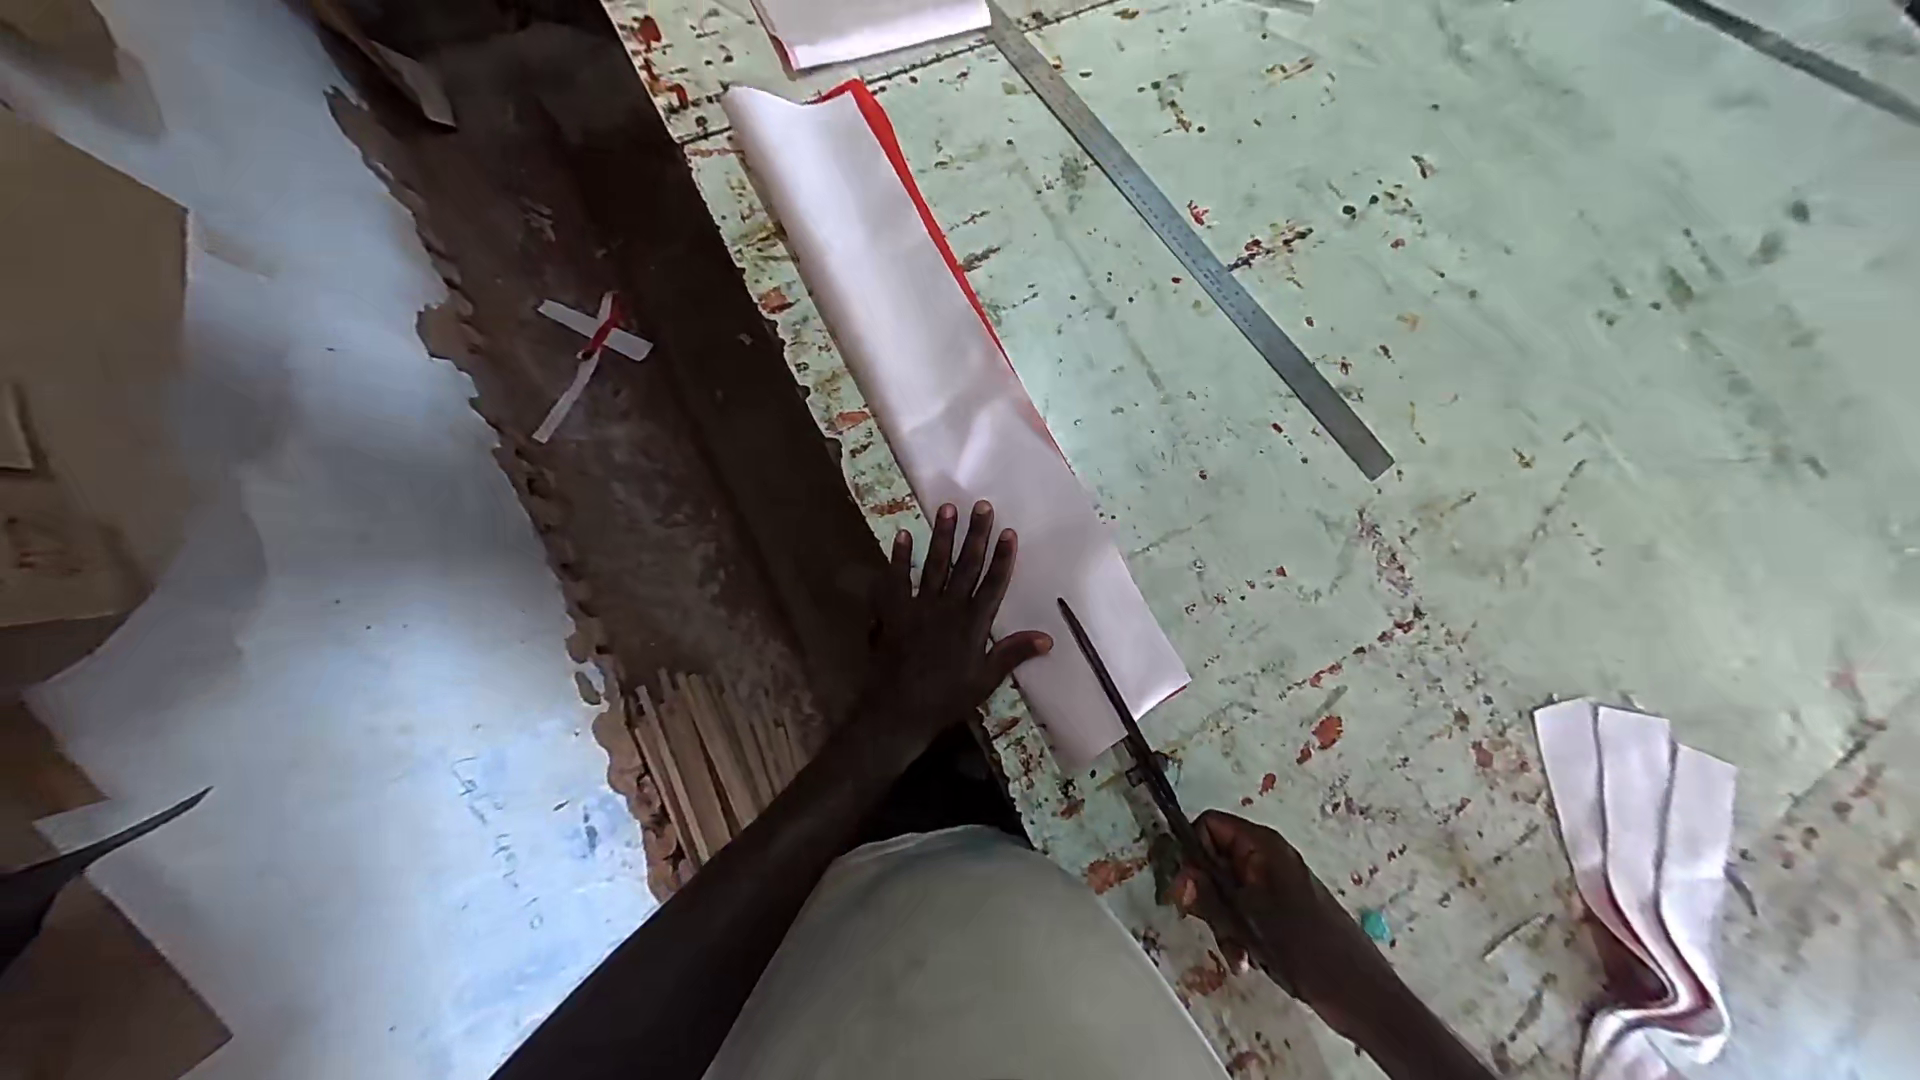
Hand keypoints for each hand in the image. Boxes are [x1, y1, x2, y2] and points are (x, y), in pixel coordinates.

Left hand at [855, 501, 1051, 752]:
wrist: (898, 709)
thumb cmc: (946, 698)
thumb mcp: (985, 680)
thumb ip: (1013, 654)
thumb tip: (1048, 638)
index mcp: (973, 623)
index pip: (993, 583)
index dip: (1003, 557)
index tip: (1009, 531)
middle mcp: (948, 607)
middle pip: (966, 565)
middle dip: (976, 534)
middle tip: (981, 506)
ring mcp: (919, 606)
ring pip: (934, 564)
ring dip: (942, 536)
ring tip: (947, 509)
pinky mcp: (894, 611)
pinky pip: (896, 579)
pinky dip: (899, 557)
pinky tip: (902, 535)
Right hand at [1170, 811, 1388, 1030]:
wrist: (1363, 995)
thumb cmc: (1305, 948)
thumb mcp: (1246, 920)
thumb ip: (1207, 896)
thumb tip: (1176, 881)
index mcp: (1262, 845)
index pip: (1209, 825)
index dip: (1194, 853)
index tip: (1192, 889)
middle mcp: (1268, 855)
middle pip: (1215, 858)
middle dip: (1209, 895)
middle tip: (1213, 926)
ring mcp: (1276, 881)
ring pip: (1228, 887)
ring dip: (1223, 920)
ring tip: (1236, 952)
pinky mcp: (1283, 906)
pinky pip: (1246, 906)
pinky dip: (1240, 929)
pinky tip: (1247, 957)